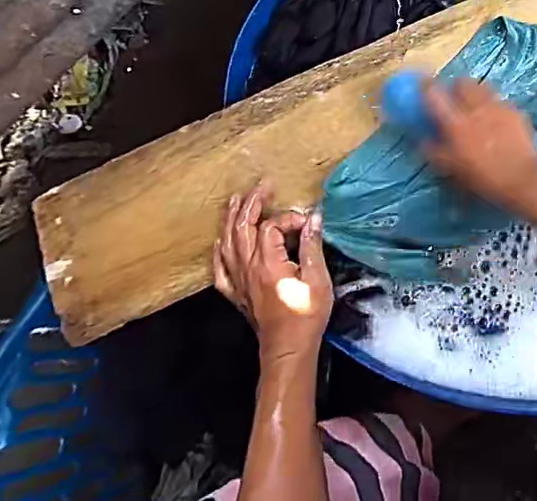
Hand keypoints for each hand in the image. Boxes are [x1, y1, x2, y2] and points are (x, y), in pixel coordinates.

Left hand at [212, 184, 331, 363]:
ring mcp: (239, 281)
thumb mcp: (318, 279)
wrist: (288, 351)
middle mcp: (248, 268)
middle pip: (242, 227)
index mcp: (268, 263)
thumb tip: (312, 217)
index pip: (271, 226)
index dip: (289, 218)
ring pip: (228, 243)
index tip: (307, 224)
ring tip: (234, 201)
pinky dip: (218, 252)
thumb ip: (312, 246)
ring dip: (231, 219)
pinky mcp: (237, 294)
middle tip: (263, 186)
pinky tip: (219, 242)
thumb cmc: (306, 316)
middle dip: (251, 203)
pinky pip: (221, 269)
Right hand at [422, 78, 536, 211]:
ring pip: (482, 87)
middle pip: (462, 82)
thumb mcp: (453, 169)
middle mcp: (476, 108)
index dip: (426, 86)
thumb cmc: (484, 177)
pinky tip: (496, 120)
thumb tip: (424, 141)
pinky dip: (494, 106)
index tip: (423, 86)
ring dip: (475, 93)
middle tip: (453, 98)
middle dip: (455, 86)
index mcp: (456, 122)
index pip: (434, 94)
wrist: (523, 179)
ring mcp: (498, 106)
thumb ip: (435, 151)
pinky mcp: (515, 111)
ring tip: (476, 106)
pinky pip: (500, 101)